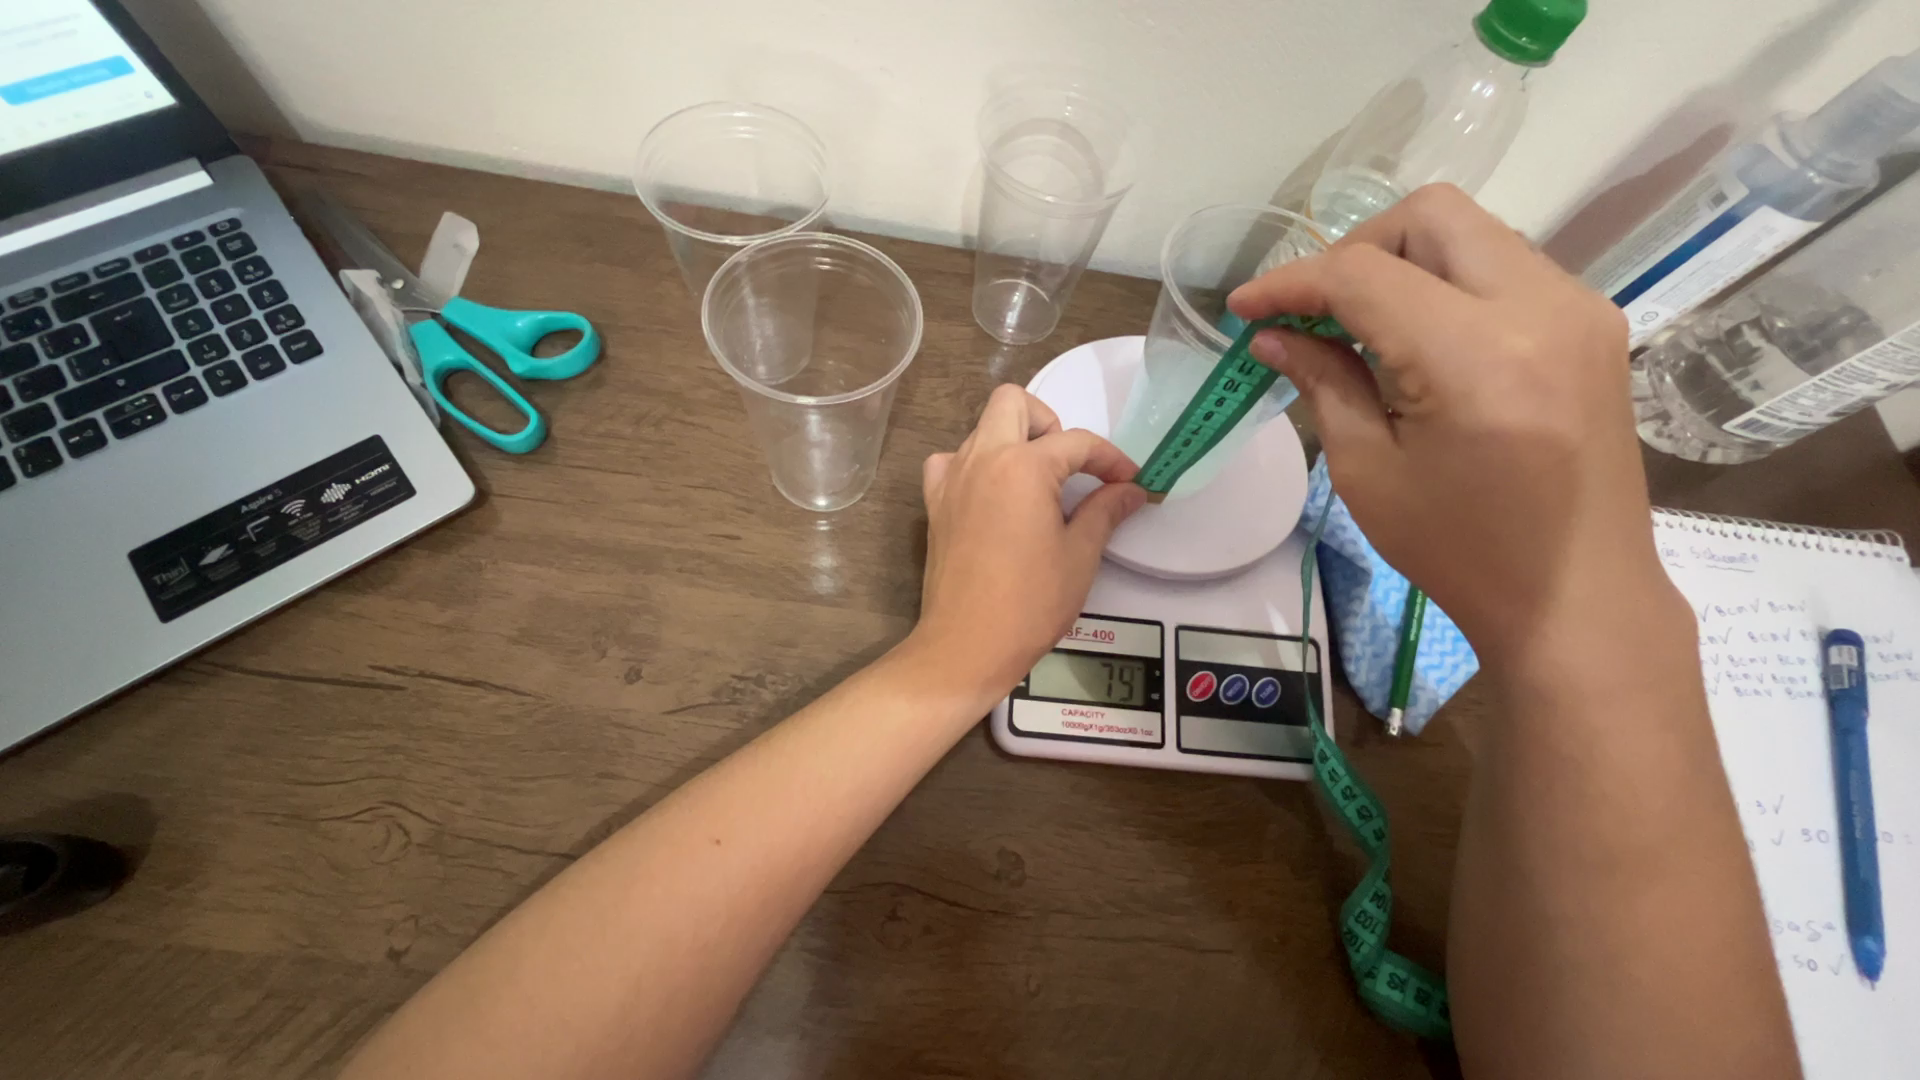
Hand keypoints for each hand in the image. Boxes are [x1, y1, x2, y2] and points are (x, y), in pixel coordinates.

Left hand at [909, 384, 1147, 694]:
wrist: (967, 644)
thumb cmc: (1029, 603)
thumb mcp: (1080, 555)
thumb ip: (1105, 510)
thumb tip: (1131, 490)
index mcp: (1022, 466)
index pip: (1076, 442)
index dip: (1110, 459)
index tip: (1129, 481)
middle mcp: (982, 459)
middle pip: (1013, 403)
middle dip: (1049, 421)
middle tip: (1070, 464)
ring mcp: (951, 478)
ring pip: (980, 428)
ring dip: (1012, 439)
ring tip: (1036, 481)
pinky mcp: (935, 503)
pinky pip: (951, 461)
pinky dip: (974, 464)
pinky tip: (993, 494)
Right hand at [1228, 185, 1672, 664]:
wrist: (1574, 594)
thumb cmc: (1456, 549)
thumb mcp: (1367, 469)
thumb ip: (1323, 383)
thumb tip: (1273, 336)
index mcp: (1474, 357)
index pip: (1364, 274)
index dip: (1292, 281)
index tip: (1244, 307)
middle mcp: (1540, 308)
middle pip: (1429, 216)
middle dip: (1352, 249)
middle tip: (1310, 308)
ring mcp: (1577, 310)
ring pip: (1471, 232)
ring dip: (1398, 263)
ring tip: (1353, 326)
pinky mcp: (1590, 325)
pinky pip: (1502, 267)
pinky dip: (1442, 283)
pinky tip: (1410, 339)